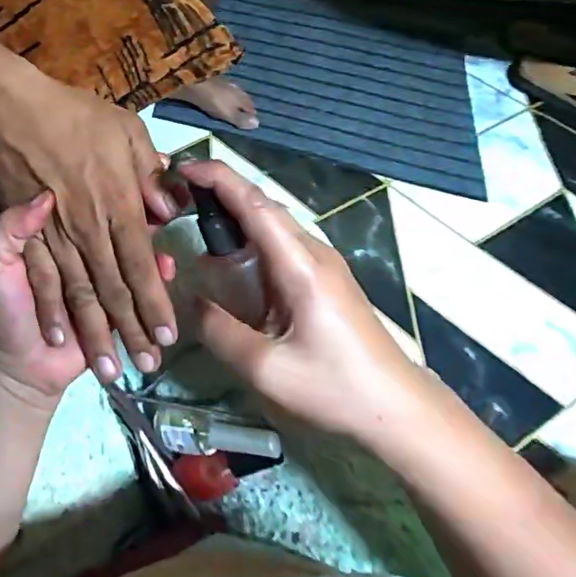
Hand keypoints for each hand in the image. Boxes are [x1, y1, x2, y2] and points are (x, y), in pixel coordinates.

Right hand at [0, 77, 179, 383]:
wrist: (13, 111)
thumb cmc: (75, 116)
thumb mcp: (127, 130)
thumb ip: (149, 174)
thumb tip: (171, 211)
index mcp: (117, 205)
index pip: (142, 265)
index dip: (156, 303)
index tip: (168, 336)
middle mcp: (89, 230)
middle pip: (114, 290)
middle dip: (131, 332)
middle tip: (146, 369)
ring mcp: (55, 238)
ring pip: (80, 296)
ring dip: (95, 335)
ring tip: (109, 371)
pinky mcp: (26, 237)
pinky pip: (41, 282)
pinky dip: (51, 312)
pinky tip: (58, 341)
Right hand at [178, 159, 427, 440]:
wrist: (398, 408)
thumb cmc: (336, 388)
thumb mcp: (266, 369)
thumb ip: (219, 333)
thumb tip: (189, 303)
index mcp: (300, 266)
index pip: (254, 204)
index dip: (218, 179)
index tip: (184, 168)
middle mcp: (312, 253)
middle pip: (261, 206)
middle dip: (219, 191)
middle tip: (177, 196)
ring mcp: (321, 264)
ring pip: (271, 223)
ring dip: (233, 214)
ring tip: (193, 218)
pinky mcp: (322, 279)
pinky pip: (279, 244)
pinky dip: (247, 237)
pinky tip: (227, 257)